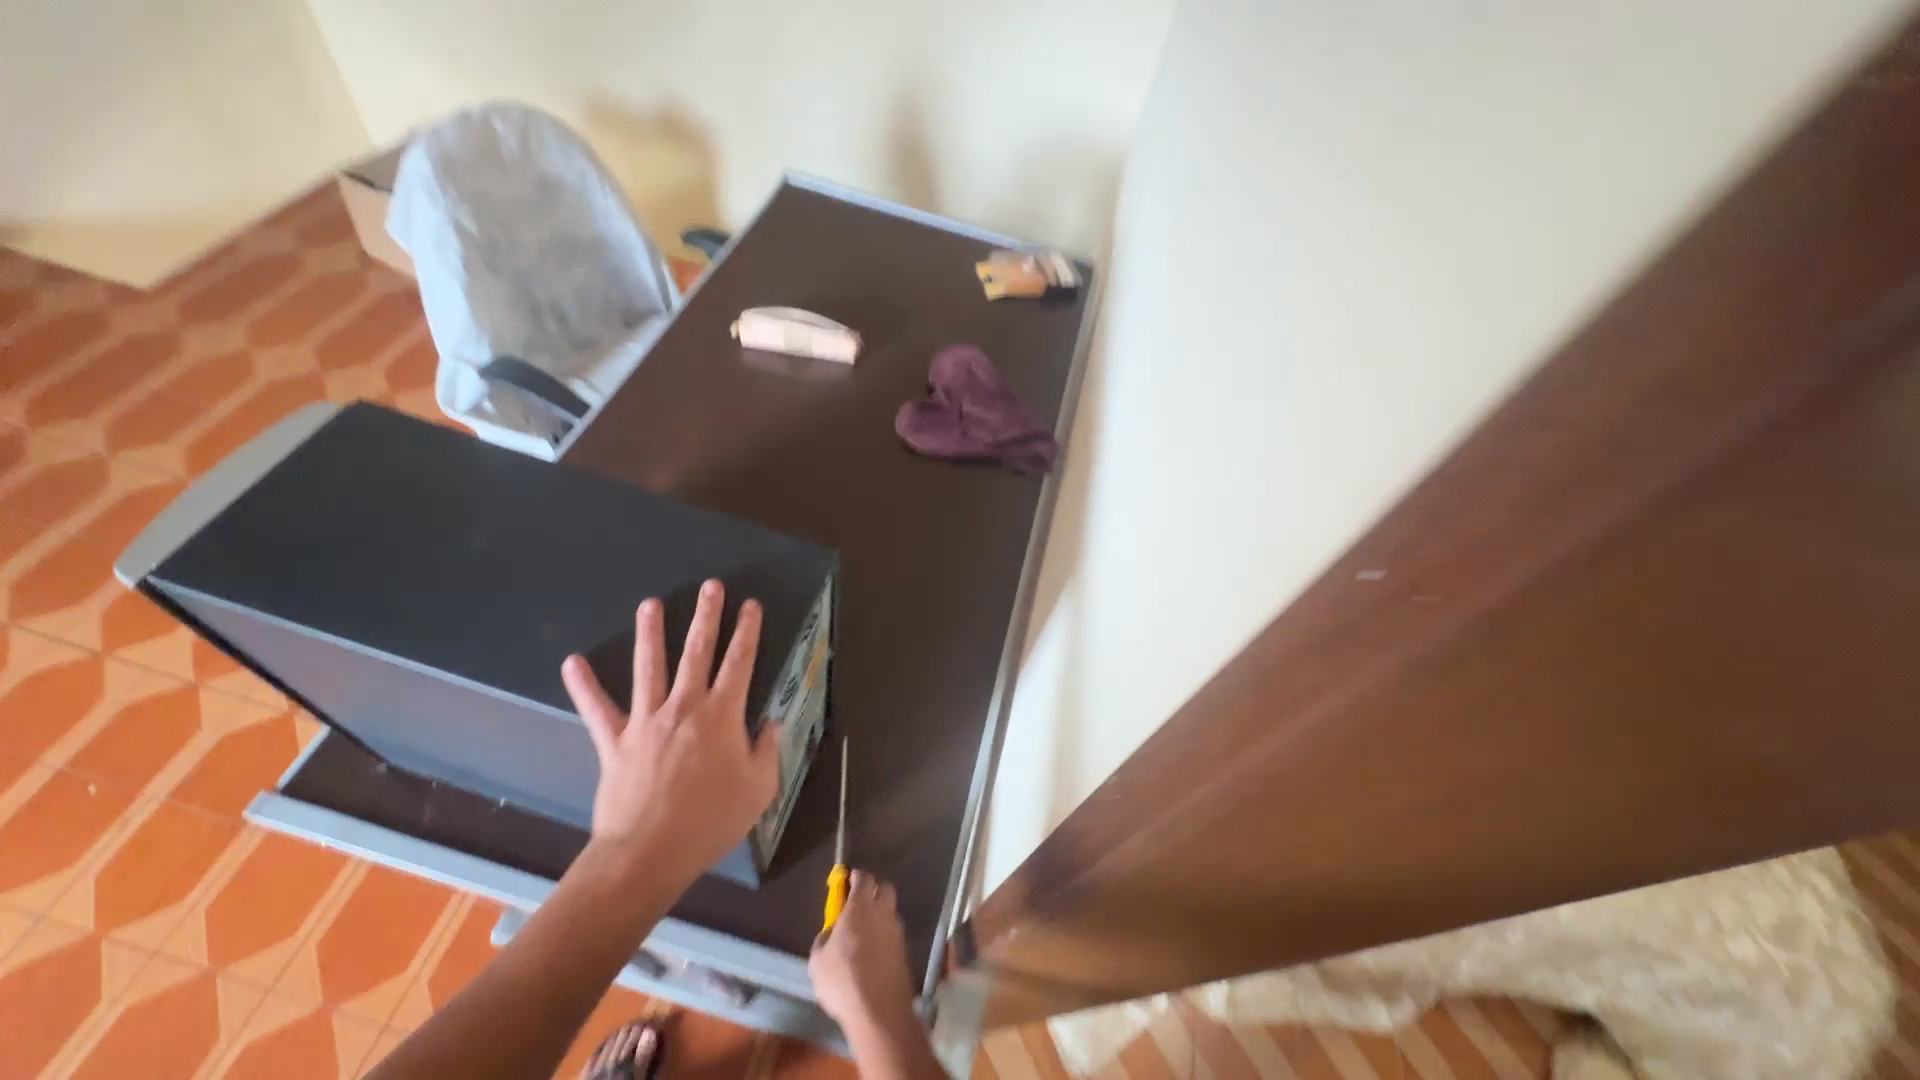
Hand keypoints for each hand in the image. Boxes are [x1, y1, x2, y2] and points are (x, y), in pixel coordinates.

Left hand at [561, 580, 780, 884]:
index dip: (747, 632)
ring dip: (651, 634)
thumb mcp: (759, 789)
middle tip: (711, 587)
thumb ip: (767, 751)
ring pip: (649, 668)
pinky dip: (584, 686)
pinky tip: (573, 662)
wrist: (649, 852)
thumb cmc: (711, 821)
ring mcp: (645, 721)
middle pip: (697, 652)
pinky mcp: (615, 741)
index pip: (739, 662)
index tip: (750, 605)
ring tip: (650, 604)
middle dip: (706, 616)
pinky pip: (597, 709)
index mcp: (722, 715)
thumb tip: (771, 723)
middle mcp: (684, 706)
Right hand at [809, 872, 918, 1038]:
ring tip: (863, 933)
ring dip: (879, 914)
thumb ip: (824, 939)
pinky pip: (893, 933)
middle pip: (884, 888)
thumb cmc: (843, 981)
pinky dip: (884, 935)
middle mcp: (883, 913)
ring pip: (890, 911)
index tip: (846, 881)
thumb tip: (831, 933)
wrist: (879, 1011)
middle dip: (872, 889)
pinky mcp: (905, 951)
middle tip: (857, 903)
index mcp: (860, 908)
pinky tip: (872, 953)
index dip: (855, 876)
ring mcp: (897, 932)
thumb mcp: (818, 960)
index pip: (864, 878)